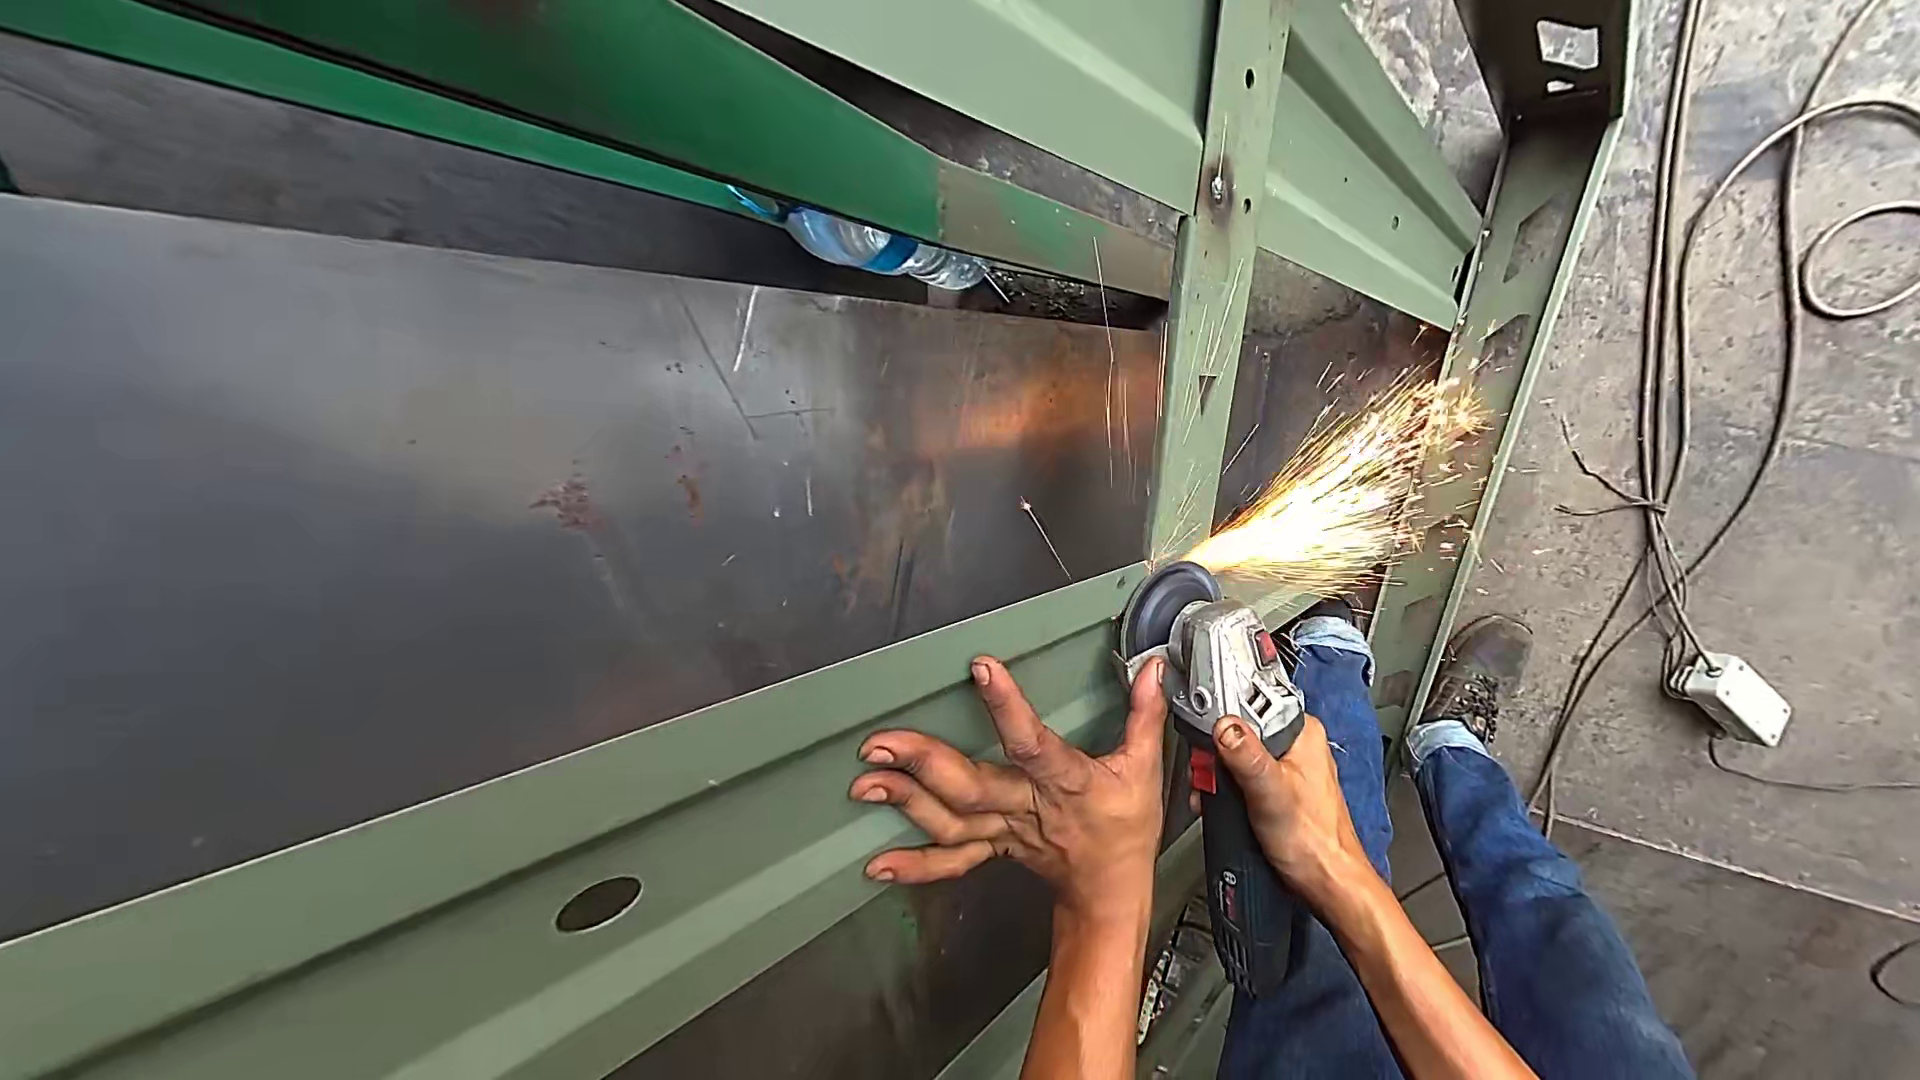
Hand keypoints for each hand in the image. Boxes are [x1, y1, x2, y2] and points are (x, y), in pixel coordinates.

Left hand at [849, 655, 1167, 918]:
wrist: (1110, 896)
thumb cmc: (1124, 831)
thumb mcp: (1144, 769)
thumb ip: (1144, 715)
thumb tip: (1152, 669)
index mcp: (1066, 782)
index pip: (1032, 742)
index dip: (1007, 707)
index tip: (981, 670)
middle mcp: (1027, 807)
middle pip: (971, 786)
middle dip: (923, 764)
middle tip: (881, 743)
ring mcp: (1003, 831)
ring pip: (950, 821)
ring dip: (905, 802)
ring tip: (866, 783)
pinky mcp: (991, 847)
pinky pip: (950, 860)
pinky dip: (914, 864)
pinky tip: (878, 862)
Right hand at [1208, 712, 1372, 908]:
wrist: (1328, 885)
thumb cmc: (1315, 843)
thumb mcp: (1271, 793)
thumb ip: (1246, 756)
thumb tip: (1223, 725)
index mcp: (1301, 732)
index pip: (1251, 698)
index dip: (1221, 707)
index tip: (1199, 720)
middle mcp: (1293, 743)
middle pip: (1238, 724)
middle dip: (1213, 747)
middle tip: (1205, 768)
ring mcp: (1283, 764)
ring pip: (1234, 748)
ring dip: (1214, 768)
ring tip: (1208, 786)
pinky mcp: (1272, 783)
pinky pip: (1237, 769)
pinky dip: (1222, 782)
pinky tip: (1216, 796)